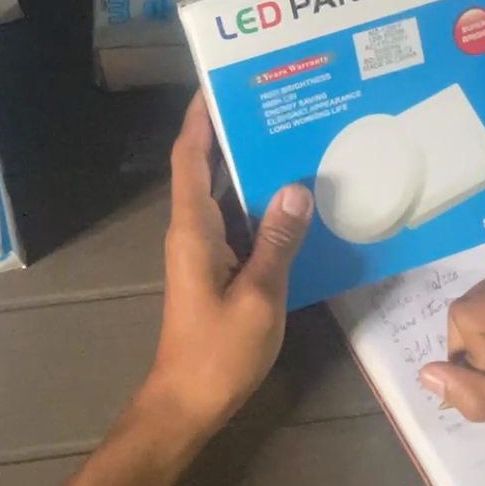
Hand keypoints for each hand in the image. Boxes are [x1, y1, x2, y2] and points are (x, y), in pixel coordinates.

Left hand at [140, 93, 313, 437]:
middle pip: (205, 166)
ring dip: (249, 167)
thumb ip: (278, 241)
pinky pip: (238, 221)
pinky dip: (259, 204)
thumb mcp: (259, 296)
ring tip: (292, 137)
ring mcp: (205, 248)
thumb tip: (296, 187)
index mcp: (194, 227)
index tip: (218, 83)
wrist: (187, 402)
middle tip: (273, 102)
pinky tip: (294, 199)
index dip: (199, 117)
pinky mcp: (218, 266)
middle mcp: (194, 228)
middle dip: (231, 132)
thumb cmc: (218, 352)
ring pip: (225, 194)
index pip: (189, 156)